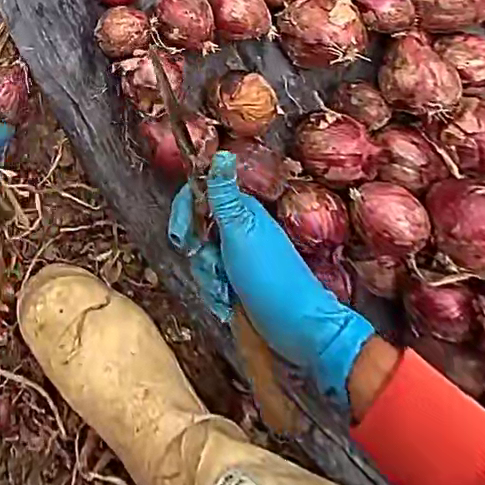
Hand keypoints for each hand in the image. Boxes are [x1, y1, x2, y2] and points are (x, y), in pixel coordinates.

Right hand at [200, 157, 372, 402]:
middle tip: (214, 267)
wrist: (300, 330)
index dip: (185, 212)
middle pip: (196, 227)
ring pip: (200, 255)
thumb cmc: (272, 279)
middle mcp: (239, 228)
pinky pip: (210, 278)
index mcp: (243, 209)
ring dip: (206, 275)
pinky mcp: (237, 281)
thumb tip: (220, 154)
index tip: (183, 236)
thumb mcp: (241, 234)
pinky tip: (227, 302)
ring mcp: (238, 256)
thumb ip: (224, 196)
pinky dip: (213, 291)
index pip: (200, 195)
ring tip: (225, 290)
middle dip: (197, 251)